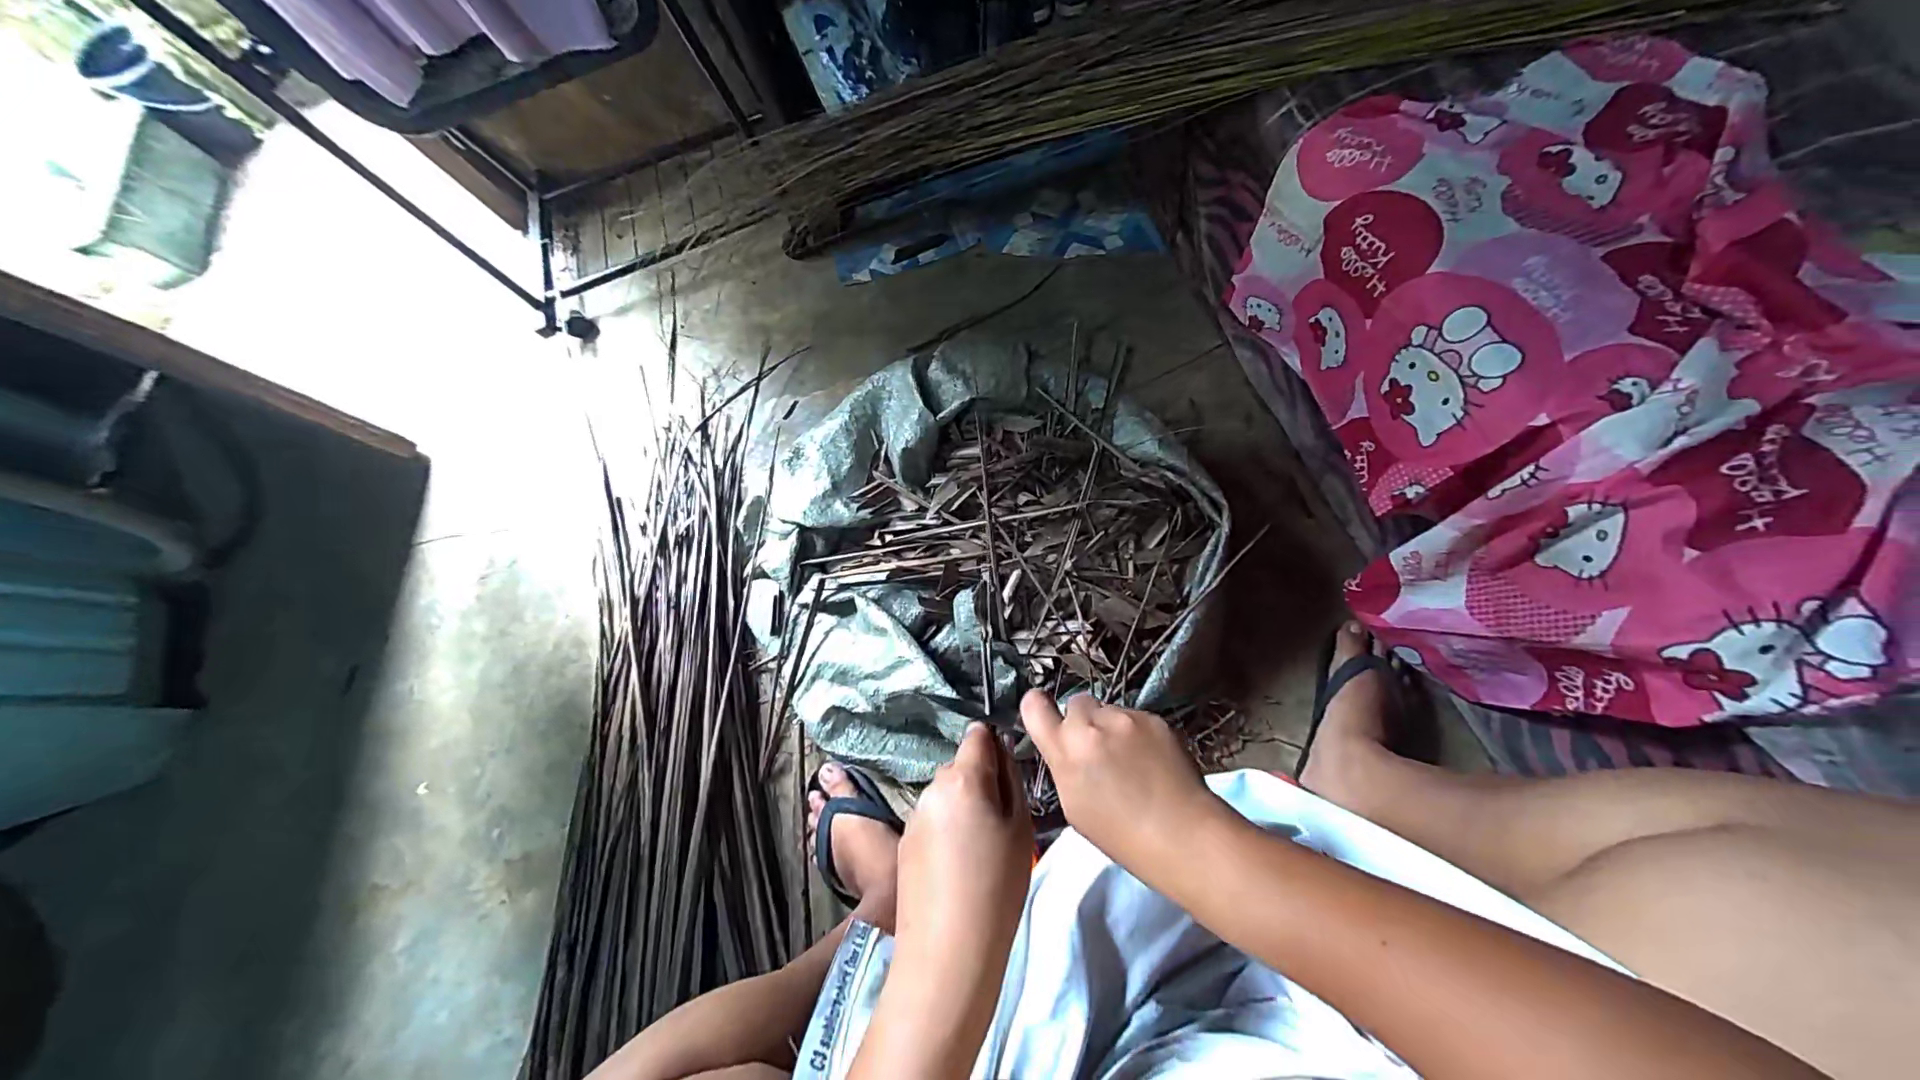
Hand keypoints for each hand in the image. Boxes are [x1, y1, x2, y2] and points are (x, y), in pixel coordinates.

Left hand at [852, 723, 1032, 1079]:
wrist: (948, 948)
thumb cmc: (997, 886)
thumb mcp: (1020, 829)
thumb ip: (1011, 781)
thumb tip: (1002, 750)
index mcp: (963, 778)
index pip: (978, 735)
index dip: (995, 746)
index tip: (1008, 771)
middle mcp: (933, 787)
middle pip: (961, 767)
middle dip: (980, 781)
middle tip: (1000, 820)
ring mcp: (914, 814)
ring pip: (946, 795)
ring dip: (962, 806)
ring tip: (978, 848)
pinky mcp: (904, 841)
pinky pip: (932, 819)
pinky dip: (946, 830)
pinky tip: (956, 865)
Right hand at [1021, 689, 1225, 872]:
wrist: (1182, 834)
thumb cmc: (1122, 835)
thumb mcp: (1074, 805)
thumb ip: (1064, 766)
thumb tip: (1067, 750)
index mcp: (1065, 750)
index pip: (1034, 706)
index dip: (1037, 706)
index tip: (1045, 712)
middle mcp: (1091, 725)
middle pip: (1077, 703)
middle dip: (1083, 720)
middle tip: (1097, 748)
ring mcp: (1125, 718)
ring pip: (1109, 710)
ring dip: (1113, 728)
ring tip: (1131, 761)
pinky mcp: (1154, 718)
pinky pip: (1137, 717)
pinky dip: (1139, 734)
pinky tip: (1152, 760)